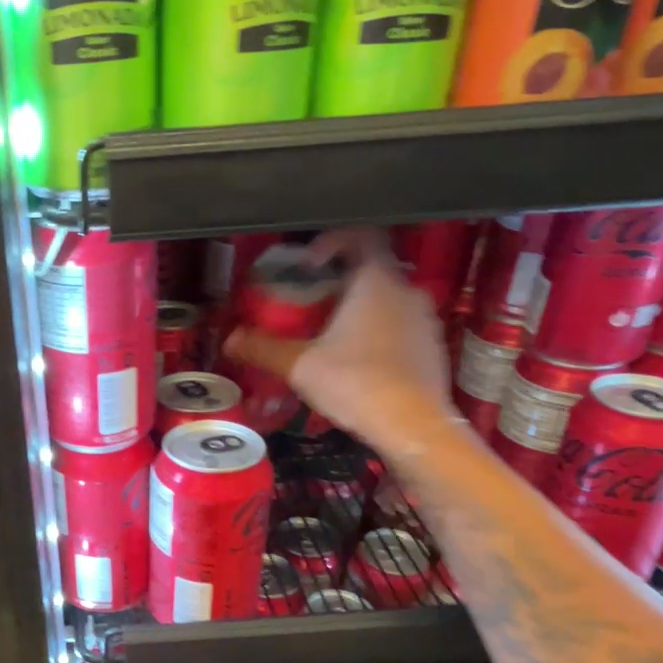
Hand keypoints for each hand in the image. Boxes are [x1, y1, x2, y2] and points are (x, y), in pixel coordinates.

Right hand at [222, 228, 459, 453]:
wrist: (413, 426)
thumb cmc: (356, 383)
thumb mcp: (300, 366)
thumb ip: (264, 348)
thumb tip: (230, 339)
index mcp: (376, 281)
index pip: (361, 235)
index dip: (332, 241)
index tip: (308, 263)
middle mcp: (407, 291)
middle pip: (372, 270)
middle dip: (340, 283)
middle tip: (310, 304)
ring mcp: (425, 320)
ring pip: (388, 300)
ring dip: (360, 310)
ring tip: (331, 335)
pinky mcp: (433, 348)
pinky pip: (401, 328)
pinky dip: (379, 334)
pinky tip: (358, 363)